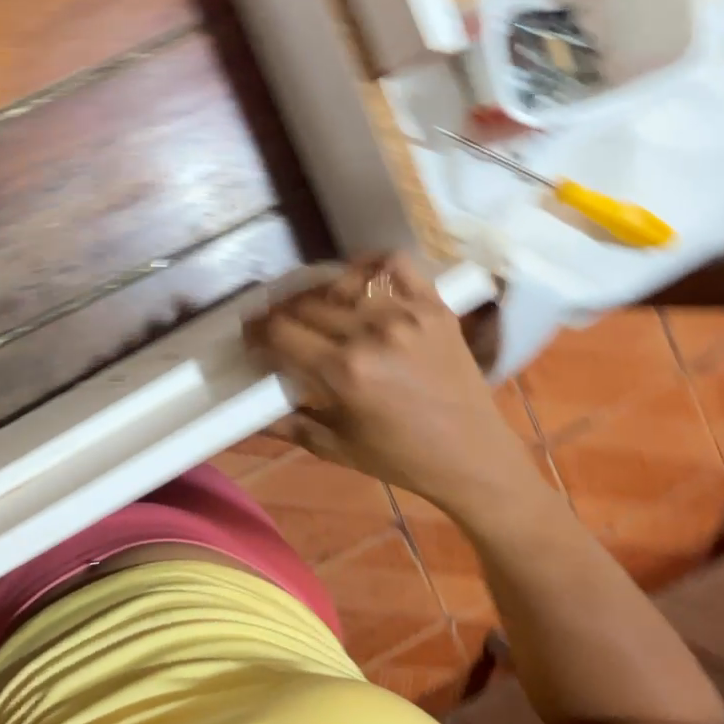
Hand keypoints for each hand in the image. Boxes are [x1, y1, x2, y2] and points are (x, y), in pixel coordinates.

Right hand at [242, 254, 556, 525]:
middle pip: (304, 304)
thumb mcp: (334, 447)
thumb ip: (286, 423)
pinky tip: (357, 280)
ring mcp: (407, 314)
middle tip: (274, 324)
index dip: (255, 331)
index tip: (249, 336)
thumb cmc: (400, 458)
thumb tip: (249, 410)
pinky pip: (394, 265)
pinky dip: (370, 266)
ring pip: (342, 282)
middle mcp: (372, 333)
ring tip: (312, 305)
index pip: (280, 332)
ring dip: (316, 292)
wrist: (473, 457)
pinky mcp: (434, 306)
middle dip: (279, 313)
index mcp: (344, 372)